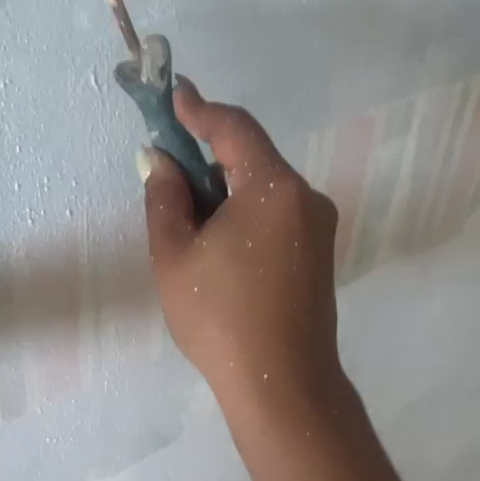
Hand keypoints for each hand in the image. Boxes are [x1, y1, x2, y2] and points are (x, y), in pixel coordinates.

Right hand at [142, 81, 342, 417]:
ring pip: (262, 189)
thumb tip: (161, 161)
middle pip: (251, 157)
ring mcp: (318, 228)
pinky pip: (275, 215)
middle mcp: (305, 197)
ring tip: (186, 226)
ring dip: (224, 190)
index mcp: (272, 188)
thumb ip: (165, 198)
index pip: (234, 128)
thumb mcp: (174, 255)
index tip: (172, 94)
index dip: (199, 108)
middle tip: (166, 174)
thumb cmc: (220, 317)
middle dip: (207, 157)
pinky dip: (243, 214)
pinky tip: (217, 249)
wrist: (282, 386)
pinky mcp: (318, 254)